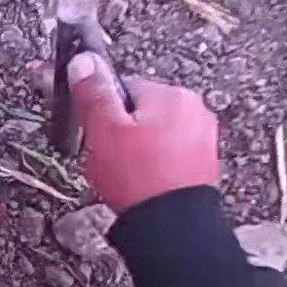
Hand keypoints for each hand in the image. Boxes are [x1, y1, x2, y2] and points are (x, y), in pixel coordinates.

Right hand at [68, 52, 220, 212]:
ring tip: (123, 173)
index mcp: (171, 95)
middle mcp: (194, 109)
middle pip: (140, 110)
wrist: (172, 225)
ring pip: (153, 134)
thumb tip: (83, 60)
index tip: (93, 131)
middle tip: (107, 156)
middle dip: (120, 131)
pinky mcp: (202, 163)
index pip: (123, 87)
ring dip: (136, 149)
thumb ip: (93, 93)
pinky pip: (168, 154)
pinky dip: (152, 165)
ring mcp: (202, 137)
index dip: (101, 111)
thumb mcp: (104, 131)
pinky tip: (140, 182)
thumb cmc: (138, 177)